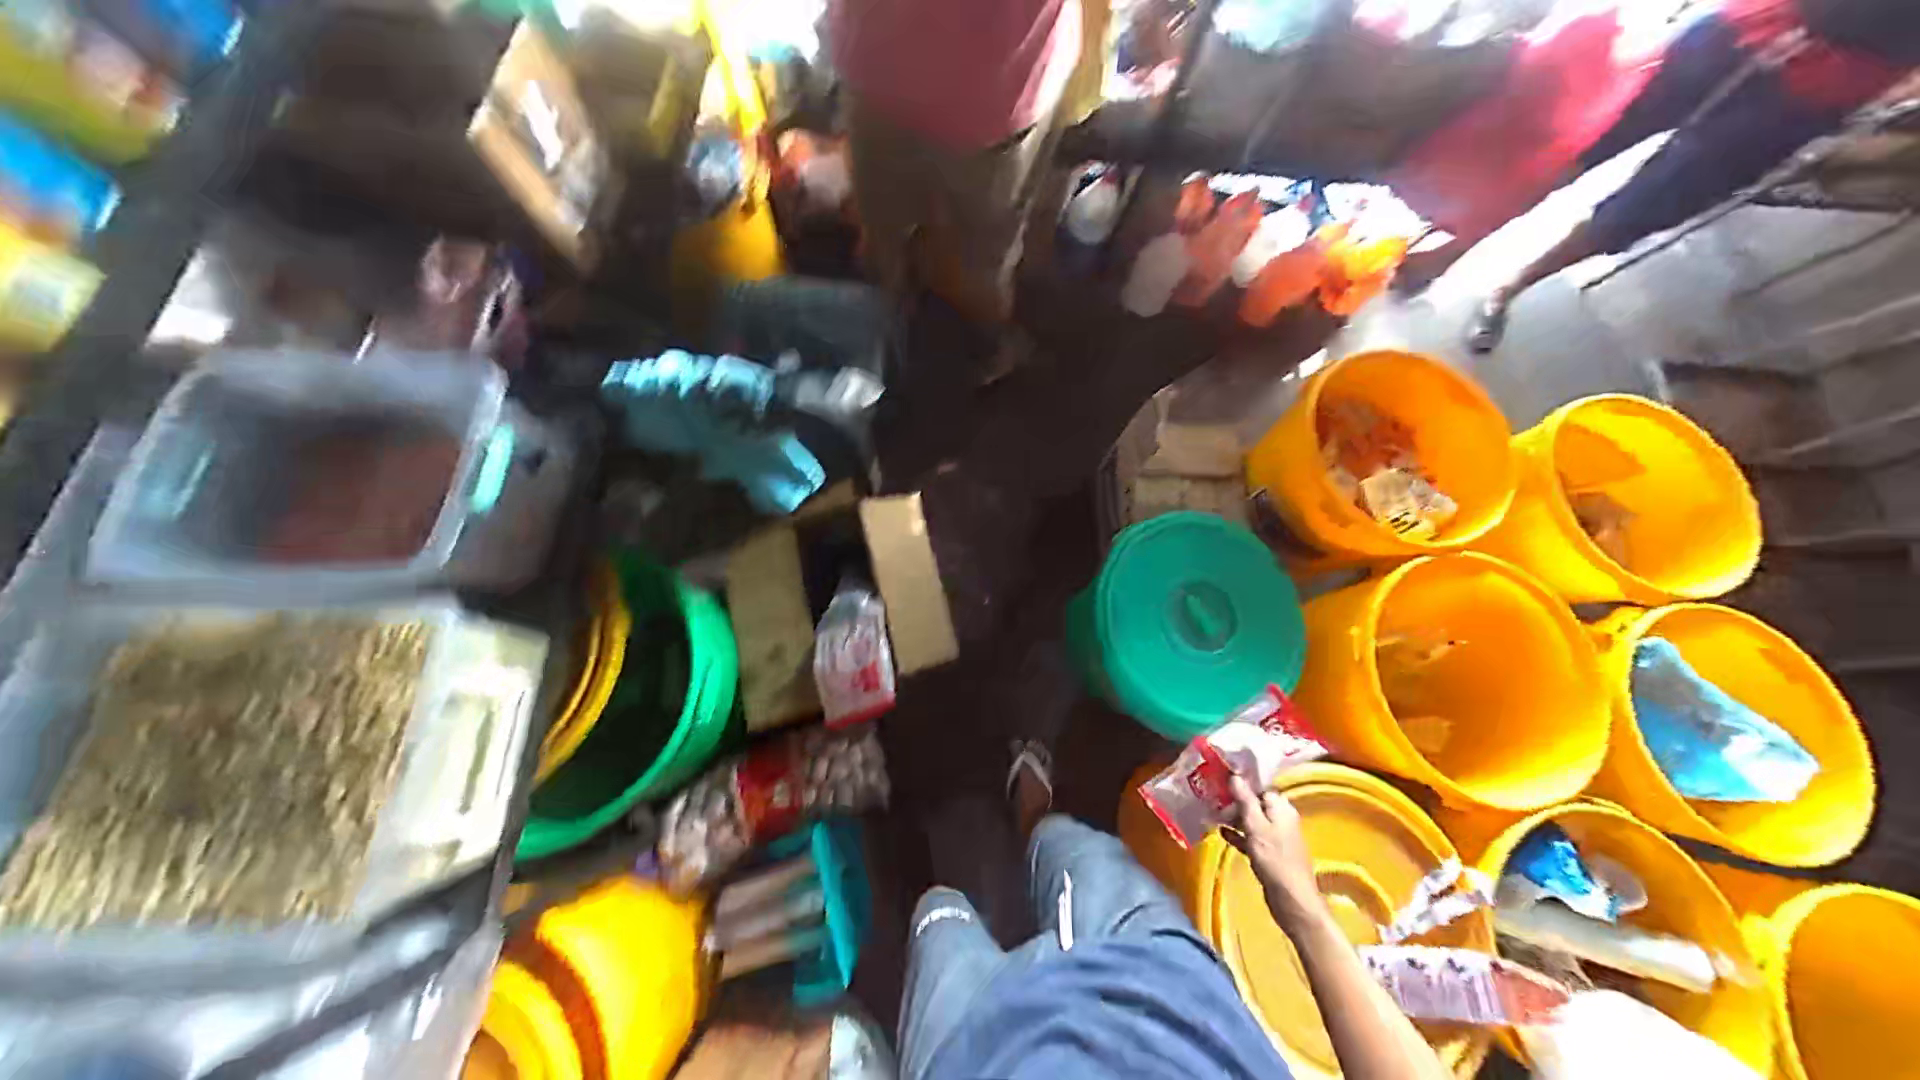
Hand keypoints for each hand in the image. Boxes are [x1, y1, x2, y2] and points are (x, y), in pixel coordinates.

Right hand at [1225, 775, 1325, 931]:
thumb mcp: (1255, 826)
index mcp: (1281, 808)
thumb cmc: (1274, 859)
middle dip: (1234, 800)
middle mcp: (1280, 819)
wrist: (1291, 900)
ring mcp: (1275, 836)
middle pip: (1254, 802)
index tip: (1220, 777)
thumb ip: (1245, 800)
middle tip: (1211, 796)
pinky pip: (1250, 837)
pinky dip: (1237, 834)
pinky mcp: (1269, 853)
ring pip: (1251, 820)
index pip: (1260, 786)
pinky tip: (1221, 832)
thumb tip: (1235, 776)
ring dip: (1233, 817)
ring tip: (1211, 812)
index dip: (1241, 781)